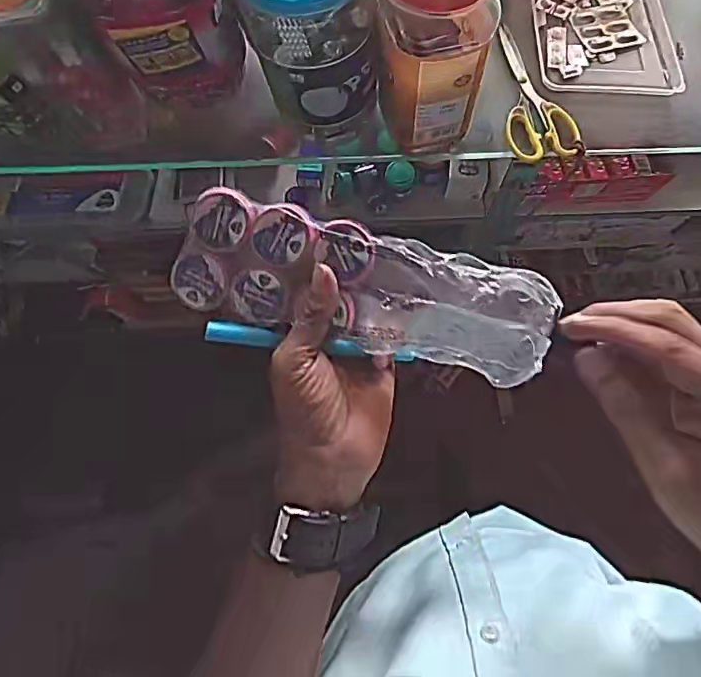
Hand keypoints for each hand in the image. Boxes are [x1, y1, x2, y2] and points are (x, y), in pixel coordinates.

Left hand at [270, 265, 393, 510]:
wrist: (333, 462)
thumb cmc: (302, 412)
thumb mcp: (295, 361)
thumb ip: (311, 317)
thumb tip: (323, 271)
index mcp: (301, 335)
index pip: (311, 294)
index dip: (320, 270)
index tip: (334, 237)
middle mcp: (330, 337)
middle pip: (343, 301)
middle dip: (354, 278)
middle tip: (369, 245)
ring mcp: (357, 350)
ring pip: (368, 315)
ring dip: (377, 297)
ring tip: (391, 264)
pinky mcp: (383, 365)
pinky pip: (390, 338)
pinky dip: (396, 323)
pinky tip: (404, 302)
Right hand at [560, 300, 700, 583]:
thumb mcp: (665, 470)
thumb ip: (625, 408)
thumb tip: (591, 360)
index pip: (666, 344)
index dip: (615, 328)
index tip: (578, 325)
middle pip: (672, 321)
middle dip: (618, 316)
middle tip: (576, 324)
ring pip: (674, 326)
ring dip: (628, 325)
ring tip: (587, 333)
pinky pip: (677, 346)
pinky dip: (641, 343)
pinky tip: (614, 349)